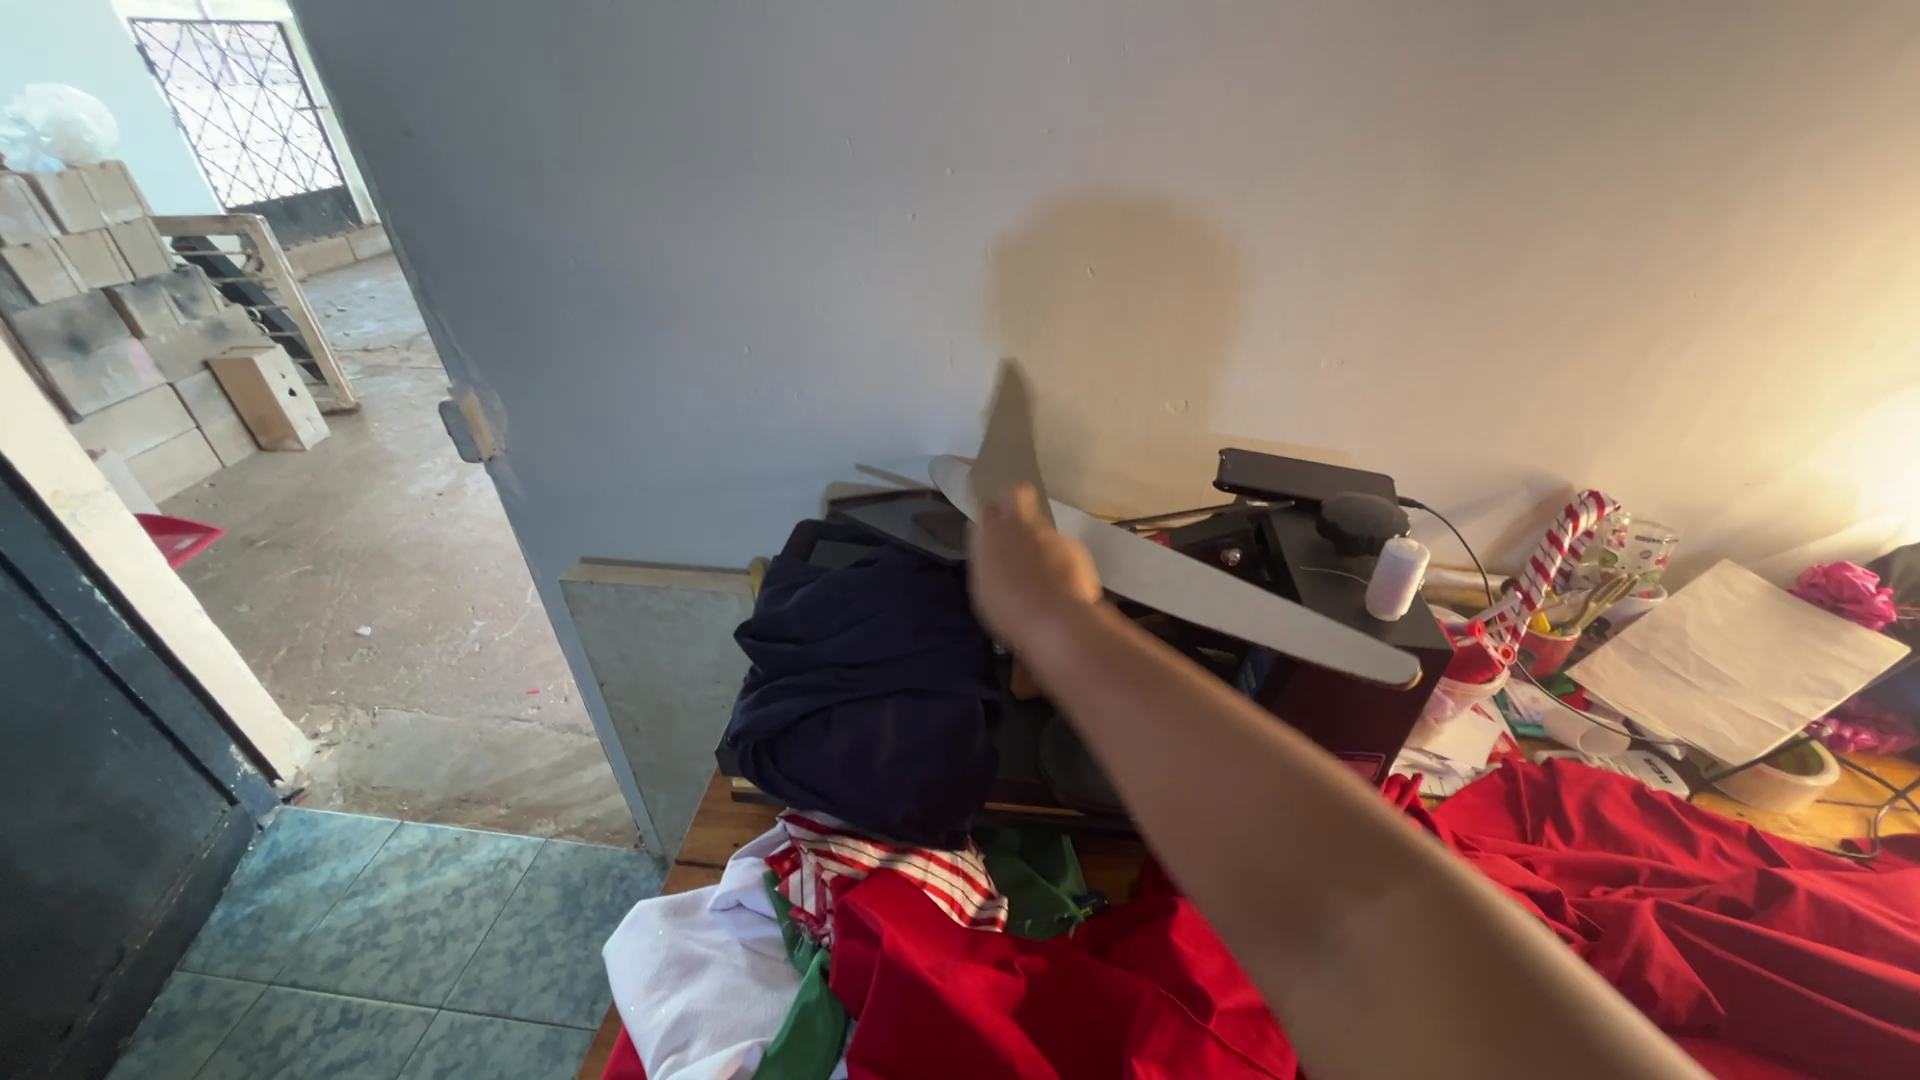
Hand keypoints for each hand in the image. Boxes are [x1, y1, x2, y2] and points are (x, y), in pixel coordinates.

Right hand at [968, 486, 1101, 649]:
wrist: (1055, 619)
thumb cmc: (1008, 609)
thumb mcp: (984, 588)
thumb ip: (988, 562)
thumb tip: (994, 553)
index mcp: (991, 533)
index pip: (986, 506)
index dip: (990, 513)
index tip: (991, 525)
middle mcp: (1020, 525)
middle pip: (1018, 495)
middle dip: (1017, 502)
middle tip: (1016, 528)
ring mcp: (1051, 533)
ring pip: (1043, 528)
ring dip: (1041, 543)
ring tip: (1043, 575)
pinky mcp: (1075, 546)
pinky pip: (1064, 548)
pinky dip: (1062, 560)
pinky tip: (1062, 584)